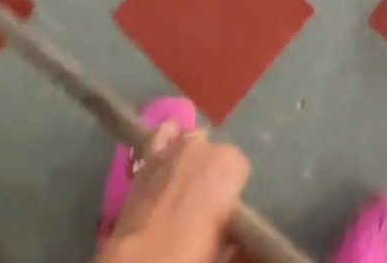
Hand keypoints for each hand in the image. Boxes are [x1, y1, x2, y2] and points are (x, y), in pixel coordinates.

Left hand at [96, 122, 249, 262]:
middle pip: (215, 152)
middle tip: (205, 201)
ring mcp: (175, 146)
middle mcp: (204, 146)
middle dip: (212, 171)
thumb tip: (225, 222)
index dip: (233, 188)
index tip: (226, 207)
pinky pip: (162, 135)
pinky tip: (169, 147)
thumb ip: (229, 222)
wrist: (146, 256)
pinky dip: (168, 137)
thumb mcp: (224, 242)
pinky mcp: (149, 154)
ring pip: (190, 140)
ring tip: (185, 180)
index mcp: (230, 164)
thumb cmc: (194, 250)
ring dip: (191, 156)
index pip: (240, 167)